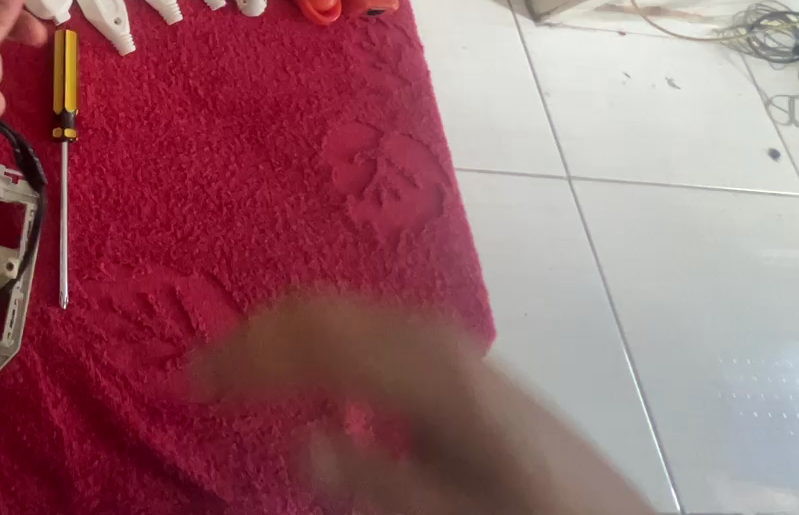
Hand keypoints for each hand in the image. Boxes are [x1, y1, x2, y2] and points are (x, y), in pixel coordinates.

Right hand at [189, 294, 654, 514]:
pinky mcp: (432, 339)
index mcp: (425, 368)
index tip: (193, 381)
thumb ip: (380, 482)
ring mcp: (427, 327)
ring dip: (268, 328)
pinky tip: (290, 359)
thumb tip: (297, 440)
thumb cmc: (528, 514)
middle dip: (246, 337)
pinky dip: (300, 327)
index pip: (309, 340)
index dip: (244, 355)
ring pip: (323, 304)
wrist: (605, 513)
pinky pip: (345, 314)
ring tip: (230, 362)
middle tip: (197, 372)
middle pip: (309, 310)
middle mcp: (420, 330)